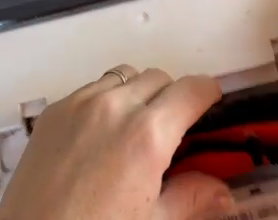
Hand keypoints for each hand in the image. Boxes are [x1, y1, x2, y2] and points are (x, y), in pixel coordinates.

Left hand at [0, 65, 234, 219]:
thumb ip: (191, 201)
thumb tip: (223, 192)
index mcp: (147, 134)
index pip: (192, 89)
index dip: (208, 94)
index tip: (212, 106)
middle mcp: (115, 105)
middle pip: (159, 77)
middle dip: (173, 98)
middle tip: (174, 133)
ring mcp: (79, 102)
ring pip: (124, 76)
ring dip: (138, 94)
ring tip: (135, 132)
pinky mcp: (54, 110)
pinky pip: (91, 88)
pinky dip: (106, 100)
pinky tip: (101, 136)